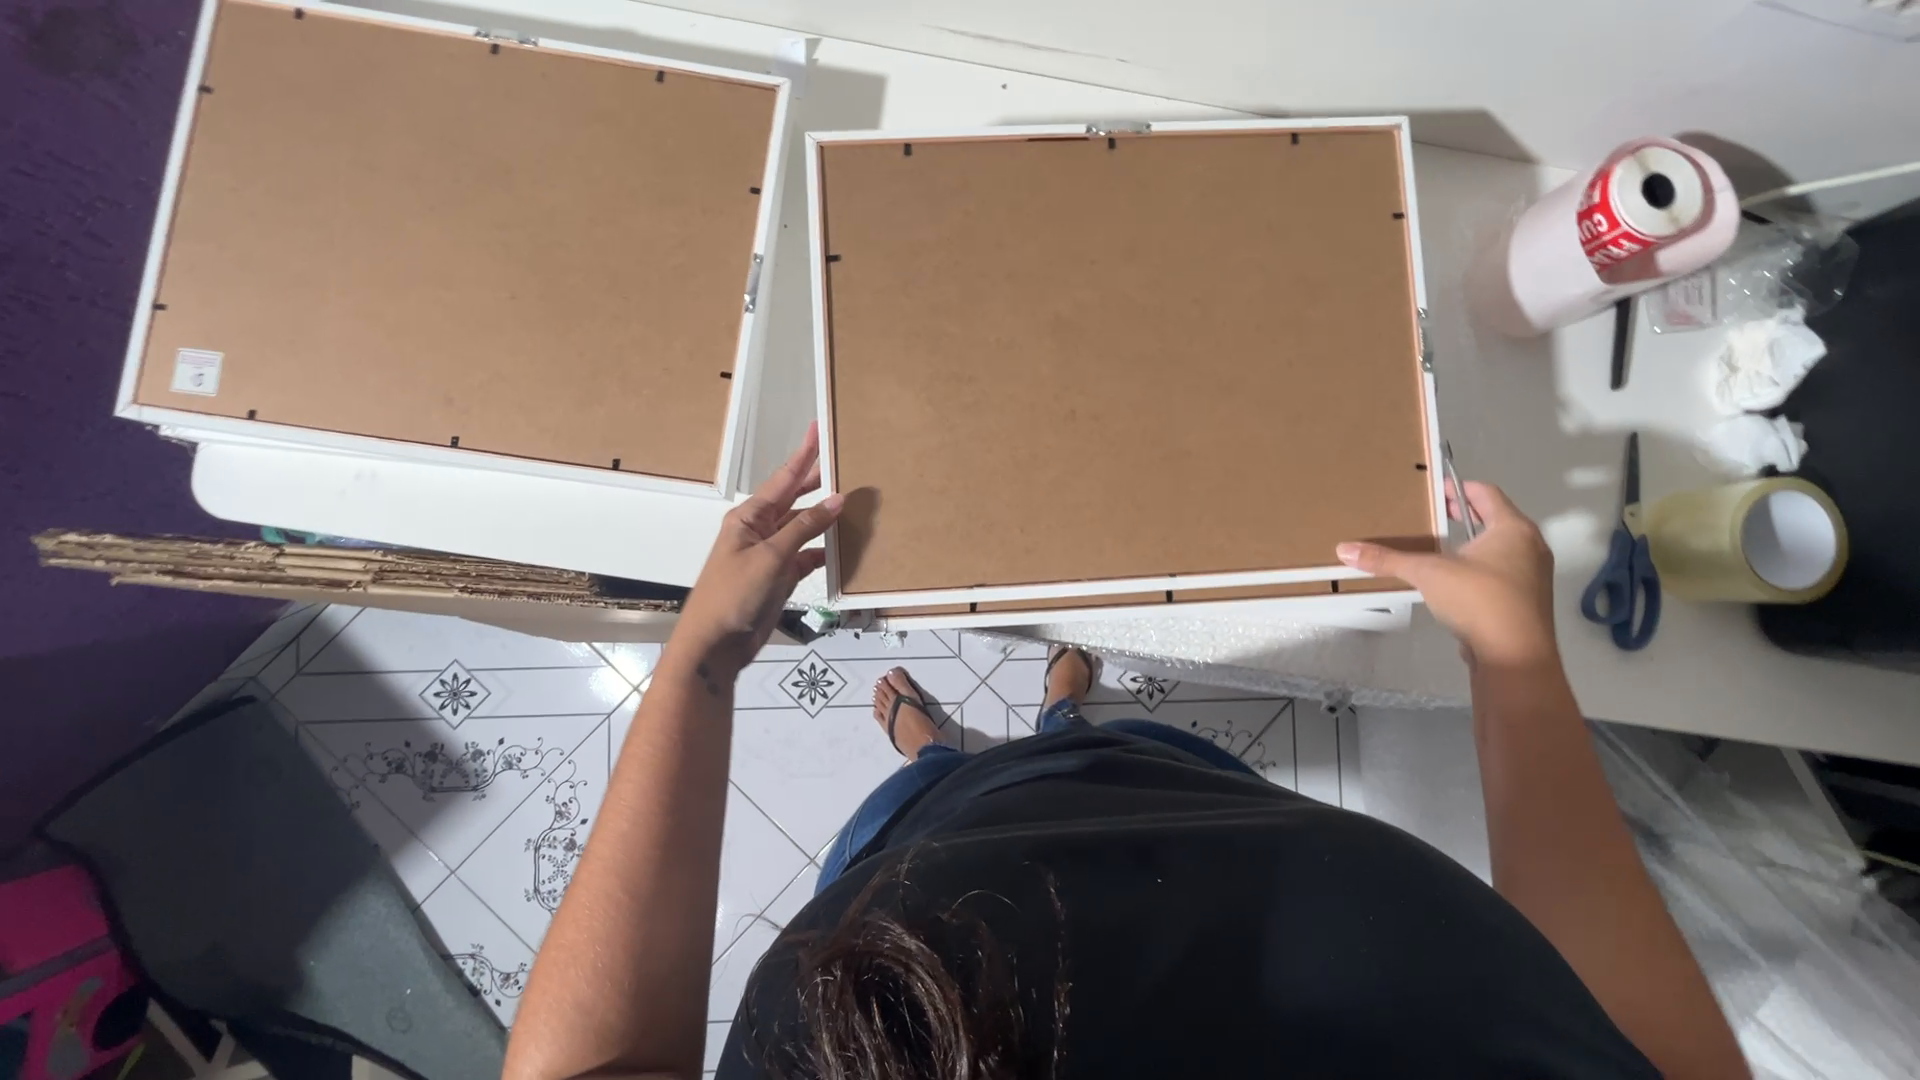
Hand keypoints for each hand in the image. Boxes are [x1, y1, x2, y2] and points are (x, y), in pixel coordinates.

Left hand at [675, 424, 843, 674]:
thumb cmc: (734, 594)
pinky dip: (826, 550)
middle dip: (818, 480)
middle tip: (844, 459)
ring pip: (805, 528)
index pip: (784, 479)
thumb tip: (837, 499)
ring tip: (855, 499)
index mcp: (750, 517)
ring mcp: (772, 554)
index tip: (818, 429)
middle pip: (796, 499)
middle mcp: (761, 530)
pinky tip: (846, 544)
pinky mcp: (782, 577)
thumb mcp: (770, 557)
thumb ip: (804, 528)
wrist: (717, 643)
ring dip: (827, 517)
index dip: (803, 454)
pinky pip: (809, 556)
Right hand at [1336, 482, 1556, 665]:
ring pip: (1502, 546)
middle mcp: (1530, 545)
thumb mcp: (1426, 573)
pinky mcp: (1527, 598)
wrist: (1515, 653)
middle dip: (1465, 514)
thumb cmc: (1478, 599)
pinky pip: (1503, 570)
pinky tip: (1456, 579)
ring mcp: (1533, 573)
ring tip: (1441, 546)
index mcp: (1513, 529)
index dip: (1460, 488)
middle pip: (1496, 518)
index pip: (1487, 494)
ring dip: (1474, 541)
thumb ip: (1387, 560)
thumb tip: (1344, 549)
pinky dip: (1481, 565)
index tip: (1435, 490)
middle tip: (1434, 514)